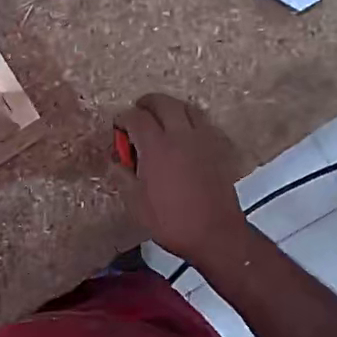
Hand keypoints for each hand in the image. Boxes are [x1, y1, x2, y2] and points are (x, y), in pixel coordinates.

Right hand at [114, 93, 248, 260]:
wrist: (215, 233)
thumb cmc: (171, 221)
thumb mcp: (136, 203)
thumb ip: (124, 175)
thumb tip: (117, 160)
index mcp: (156, 147)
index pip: (136, 118)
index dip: (123, 118)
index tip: (118, 127)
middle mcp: (180, 135)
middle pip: (163, 102)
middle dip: (146, 104)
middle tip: (137, 113)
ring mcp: (203, 138)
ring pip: (186, 106)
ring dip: (170, 107)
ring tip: (161, 120)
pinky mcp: (219, 146)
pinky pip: (203, 121)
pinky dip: (189, 119)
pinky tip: (184, 134)